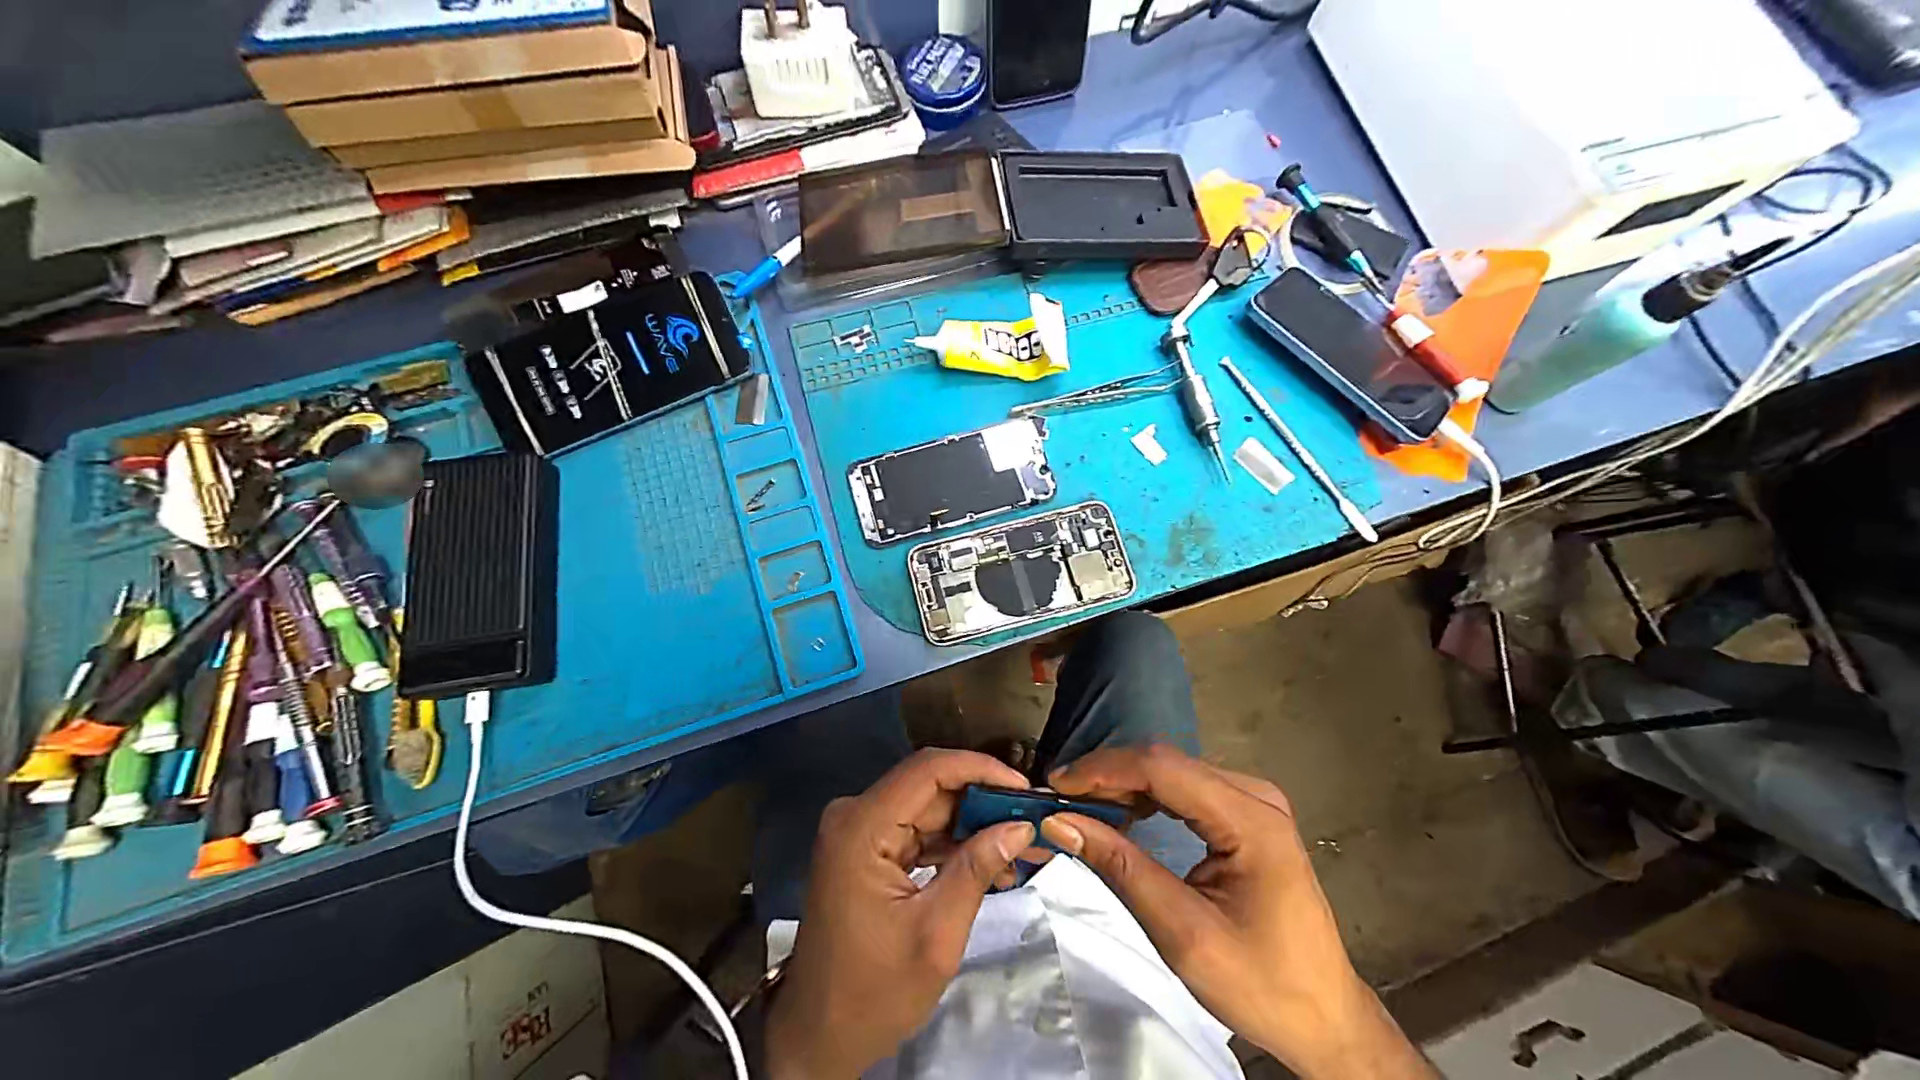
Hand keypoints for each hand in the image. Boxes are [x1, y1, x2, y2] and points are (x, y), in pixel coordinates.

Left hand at [766, 749, 1038, 1078]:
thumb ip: (975, 870)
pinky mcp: (866, 849)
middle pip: (930, 787)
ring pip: (928, 807)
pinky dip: (953, 843)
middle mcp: (855, 815)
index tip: (1024, 788)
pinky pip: (917, 830)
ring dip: (973, 823)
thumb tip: (1019, 827)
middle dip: (984, 800)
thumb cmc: (872, 992)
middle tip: (1032, 819)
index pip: (928, 770)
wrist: (817, 1034)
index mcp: (861, 827)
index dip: (980, 769)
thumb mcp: (935, 935)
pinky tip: (989, 861)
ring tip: (1021, 844)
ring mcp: (859, 831)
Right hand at [1044, 745, 1432, 1079]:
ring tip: (1077, 804)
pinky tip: (1117, 812)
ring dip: (1121, 784)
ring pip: (1171, 770)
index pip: (1162, 768)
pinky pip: (1184, 787)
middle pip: (1165, 762)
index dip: (1102, 770)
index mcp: (1251, 820)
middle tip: (1058, 799)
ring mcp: (1254, 801)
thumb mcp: (1183, 933)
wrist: (1326, 1019)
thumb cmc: (1261, 984)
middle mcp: (1255, 795)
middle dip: (1106, 775)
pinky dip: (1144, 795)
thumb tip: (1060, 821)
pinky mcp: (1246, 814)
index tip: (1054, 786)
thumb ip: (1121, 868)